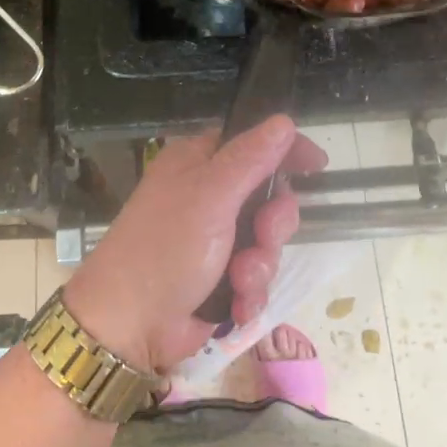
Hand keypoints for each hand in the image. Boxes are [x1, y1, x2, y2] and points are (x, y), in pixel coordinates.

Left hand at [62, 116, 326, 373]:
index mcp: (197, 163)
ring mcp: (211, 239)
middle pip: (267, 196)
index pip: (252, 142)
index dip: (285, 151)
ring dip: (260, 266)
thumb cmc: (165, 249)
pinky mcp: (217, 278)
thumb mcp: (210, 196)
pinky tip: (236, 306)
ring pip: (265, 242)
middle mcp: (206, 195)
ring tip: (239, 282)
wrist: (129, 325)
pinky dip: (250, 293)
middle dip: (272, 225)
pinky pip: (255, 277)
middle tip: (261, 238)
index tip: (317, 166)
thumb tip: (283, 120)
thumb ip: (250, 159)